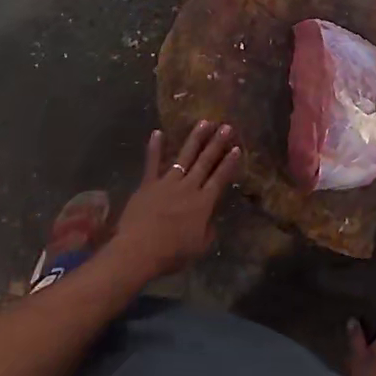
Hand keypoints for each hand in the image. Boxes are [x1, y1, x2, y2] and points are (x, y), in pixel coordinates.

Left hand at [111, 121, 242, 276]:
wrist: (137, 251)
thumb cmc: (171, 253)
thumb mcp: (199, 247)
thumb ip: (208, 230)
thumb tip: (210, 219)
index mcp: (203, 203)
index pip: (221, 178)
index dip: (230, 163)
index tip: (237, 148)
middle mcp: (188, 187)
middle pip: (205, 162)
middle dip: (217, 144)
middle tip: (227, 127)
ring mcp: (167, 183)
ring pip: (184, 157)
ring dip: (195, 139)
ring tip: (205, 122)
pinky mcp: (148, 184)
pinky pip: (152, 163)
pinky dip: (154, 147)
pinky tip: (157, 132)